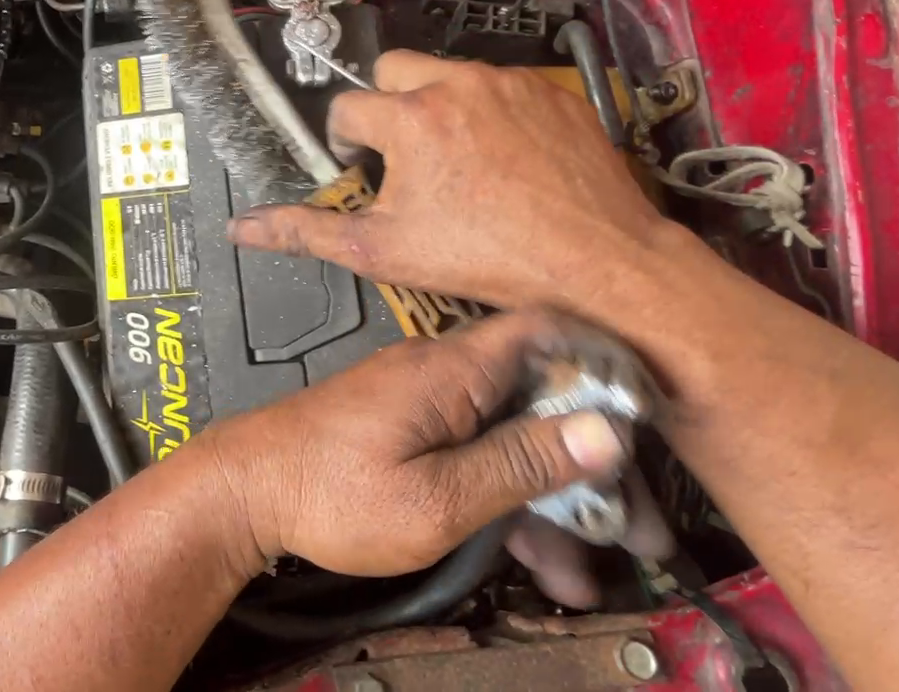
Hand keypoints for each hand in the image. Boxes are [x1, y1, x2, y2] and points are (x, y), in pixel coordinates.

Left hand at [193, 310, 637, 579]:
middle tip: (639, 532)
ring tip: (593, 566)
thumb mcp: (436, 498)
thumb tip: (606, 429)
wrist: (244, 491)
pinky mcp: (406, 426)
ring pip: (507, 433)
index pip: (545, 332)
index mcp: (449, 370)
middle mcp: (439, 372)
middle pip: (536, 396)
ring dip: (550, 495)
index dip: (605, 363)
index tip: (654, 421)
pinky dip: (502, 494)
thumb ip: (519, 464)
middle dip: (591, 463)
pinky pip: (470, 449)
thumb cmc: (331, 495)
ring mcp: (421, 399)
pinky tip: (533, 555)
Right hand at [225, 50, 666, 309]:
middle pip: (392, 68)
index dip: (346, 142)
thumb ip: (305, 231)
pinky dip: (488, 111)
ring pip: (447, 72)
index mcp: (409, 118)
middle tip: (405, 155)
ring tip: (457, 159)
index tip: (366, 170)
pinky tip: (503, 157)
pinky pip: (500, 85)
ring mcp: (510, 83)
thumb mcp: (381, 251)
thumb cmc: (486, 258)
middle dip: (386, 105)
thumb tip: (243, 228)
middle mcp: (456, 84)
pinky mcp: (552, 92)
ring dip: (436, 105)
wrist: (600, 262)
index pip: (347, 107)